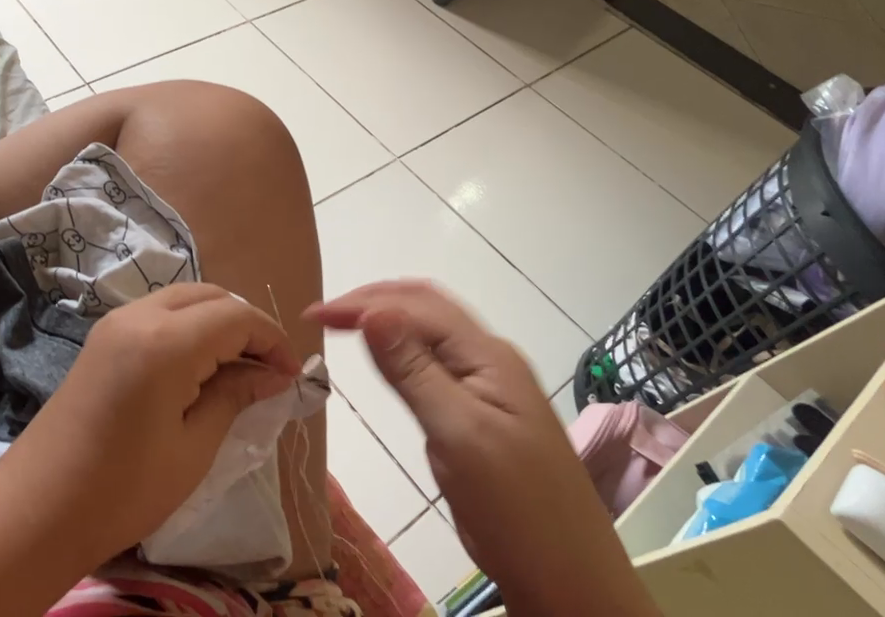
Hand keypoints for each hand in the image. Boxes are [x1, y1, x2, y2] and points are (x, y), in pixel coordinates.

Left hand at [0, 282, 297, 564]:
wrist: (42, 505)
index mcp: (165, 341)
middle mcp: (138, 316)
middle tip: (269, 371)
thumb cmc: (126, 487)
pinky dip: (187, 328)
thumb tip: (272, 376)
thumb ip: (234, 396)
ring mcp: (114, 323)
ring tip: (238, 371)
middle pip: (208, 296)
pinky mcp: (100, 339)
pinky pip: (156, 315)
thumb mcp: (194, 447)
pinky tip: (199, 368)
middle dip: (245, 325)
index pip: (236, 316)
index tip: (294, 376)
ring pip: (181, 300)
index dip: (271, 340)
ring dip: (216, 322)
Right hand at [307, 281, 657, 616]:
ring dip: (385, 320)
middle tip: (322, 314)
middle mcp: (490, 361)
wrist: (571, 584)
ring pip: (429, 334)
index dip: (362, 302)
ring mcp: (488, 389)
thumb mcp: (458, 435)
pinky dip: (399, 350)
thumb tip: (372, 311)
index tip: (313, 315)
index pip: (417, 308)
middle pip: (425, 308)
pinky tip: (382, 359)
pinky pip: (433, 363)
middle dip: (372, 300)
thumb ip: (413, 371)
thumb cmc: (516, 510)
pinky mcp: (479, 415)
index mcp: (489, 357)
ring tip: (341, 326)